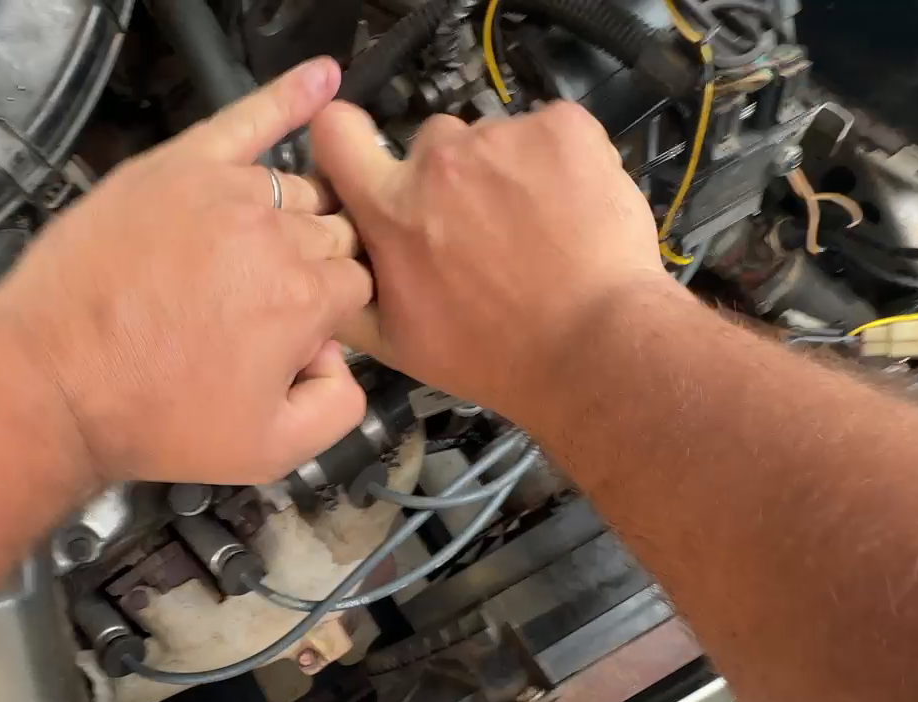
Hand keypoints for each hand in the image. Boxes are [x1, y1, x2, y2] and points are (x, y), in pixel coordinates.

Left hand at [0, 58, 370, 485]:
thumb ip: (339, 406)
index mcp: (306, 299)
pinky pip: (246, 118)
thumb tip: (344, 358)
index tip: (296, 339)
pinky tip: (322, 81)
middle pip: (329, 235)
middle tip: (267, 309)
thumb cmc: (158, 419)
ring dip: (291, 221)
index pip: (355, 285)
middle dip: (315, 270)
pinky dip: (289, 98)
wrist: (57, 383)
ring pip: (294, 192)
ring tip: (254, 259)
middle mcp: (275, 234)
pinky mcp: (176, 166)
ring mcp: (224, 192)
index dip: (331, 316)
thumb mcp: (271, 451)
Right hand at [310, 101, 678, 412]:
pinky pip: (546, 134)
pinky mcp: (563, 128)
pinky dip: (553, 166)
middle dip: (444, 181)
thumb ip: (348, 296)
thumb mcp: (396, 346)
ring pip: (492, 143)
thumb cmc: (488, 356)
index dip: (346, 144)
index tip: (365, 164)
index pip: (336, 133)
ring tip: (532, 235)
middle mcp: (439, 161)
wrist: (589, 348)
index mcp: (392, 210)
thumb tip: (328, 266)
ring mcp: (504, 138)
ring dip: (502, 177)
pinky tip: (565, 215)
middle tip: (478, 236)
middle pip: (429, 145)